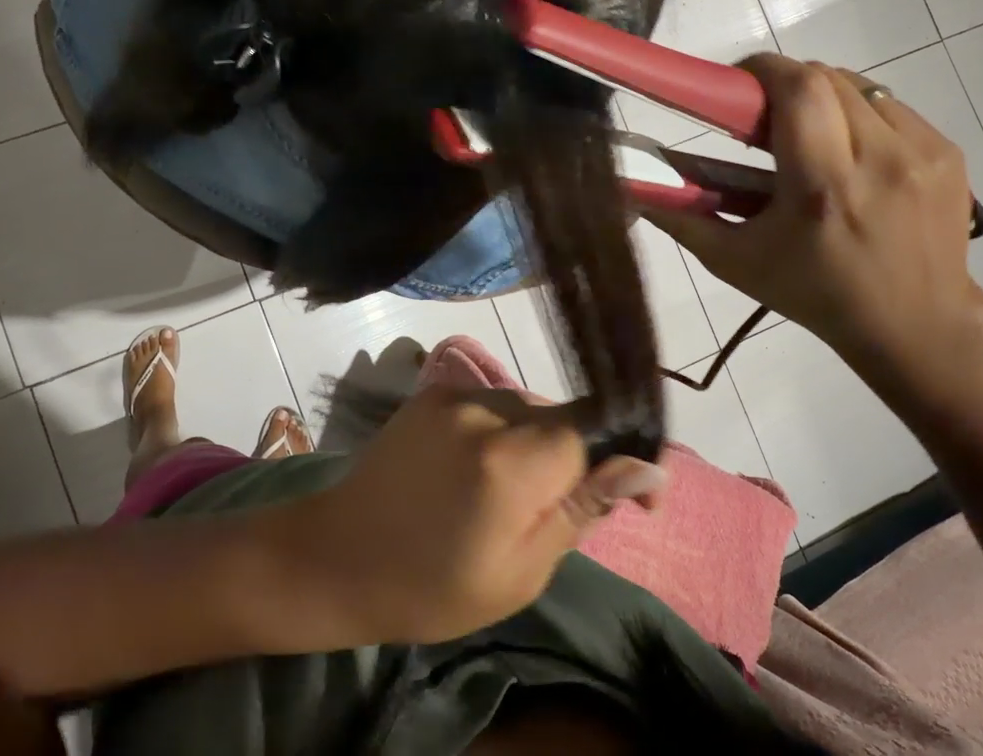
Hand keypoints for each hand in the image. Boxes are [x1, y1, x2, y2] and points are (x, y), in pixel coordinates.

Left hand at [284, 385, 664, 645]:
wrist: (336, 558)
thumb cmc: (432, 586)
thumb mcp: (521, 569)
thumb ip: (580, 508)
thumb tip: (646, 467)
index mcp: (509, 460)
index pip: (594, 427)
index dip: (622, 456)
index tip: (634, 499)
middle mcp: (481, 410)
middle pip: (557, 416)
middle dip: (574, 457)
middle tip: (556, 513)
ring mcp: (448, 397)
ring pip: (523, 408)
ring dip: (536, 443)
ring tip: (512, 497)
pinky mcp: (426, 397)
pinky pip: (488, 404)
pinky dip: (500, 433)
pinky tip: (479, 474)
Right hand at [641, 56, 982, 360]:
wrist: (914, 322)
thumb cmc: (811, 291)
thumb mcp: (733, 260)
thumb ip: (679, 217)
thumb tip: (629, 186)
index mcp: (822, 188)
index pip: (800, 89)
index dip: (762, 71)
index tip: (733, 85)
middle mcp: (879, 160)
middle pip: (826, 78)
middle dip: (784, 85)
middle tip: (760, 117)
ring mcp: (922, 153)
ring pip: (859, 88)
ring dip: (821, 100)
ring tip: (802, 137)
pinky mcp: (947, 152)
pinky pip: (891, 108)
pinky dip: (858, 118)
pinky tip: (846, 155)